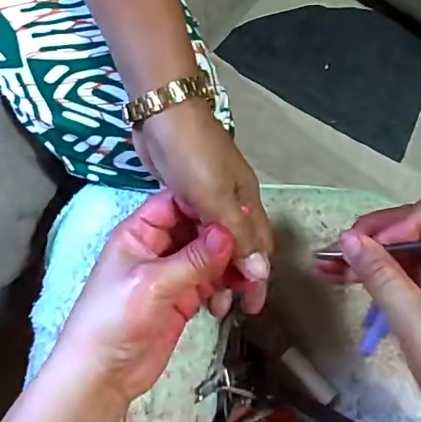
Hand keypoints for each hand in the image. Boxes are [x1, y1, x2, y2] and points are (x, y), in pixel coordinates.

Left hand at [49, 190, 237, 409]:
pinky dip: (228, 286)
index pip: (178, 203)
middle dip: (227, 238)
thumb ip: (193, 259)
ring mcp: (173, 272)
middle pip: (200, 228)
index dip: (207, 204)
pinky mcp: (185, 297)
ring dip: (232, 265)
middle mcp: (159, 245)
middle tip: (253, 251)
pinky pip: (214, 281)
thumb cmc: (113, 319)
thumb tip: (229, 233)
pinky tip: (237, 298)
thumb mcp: (152, 283)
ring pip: (211, 255)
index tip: (238, 214)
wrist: (102, 376)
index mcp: (140, 230)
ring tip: (250, 280)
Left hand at [131, 99, 272, 314]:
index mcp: (243, 201)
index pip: (257, 246)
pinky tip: (191, 273)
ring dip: (216, 271)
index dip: (255, 274)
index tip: (250, 304)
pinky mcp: (183, 201)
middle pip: (238, 248)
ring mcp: (204, 202)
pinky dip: (197, 257)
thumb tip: (261, 271)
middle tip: (230, 308)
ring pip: (216, 245)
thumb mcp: (212, 198)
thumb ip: (234, 236)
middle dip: (237, 278)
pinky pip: (196, 237)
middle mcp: (229, 203)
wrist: (159, 113)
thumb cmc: (189, 155)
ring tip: (212, 299)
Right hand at [320, 188, 420, 421]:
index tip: (369, 245)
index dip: (401, 220)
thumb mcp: (419, 325)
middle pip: (420, 227)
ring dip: (369, 258)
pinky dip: (377, 279)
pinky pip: (407, 279)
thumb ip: (382, 277)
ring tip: (327, 266)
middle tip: (338, 252)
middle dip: (377, 237)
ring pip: (407, 254)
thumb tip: (347, 239)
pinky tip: (343, 280)